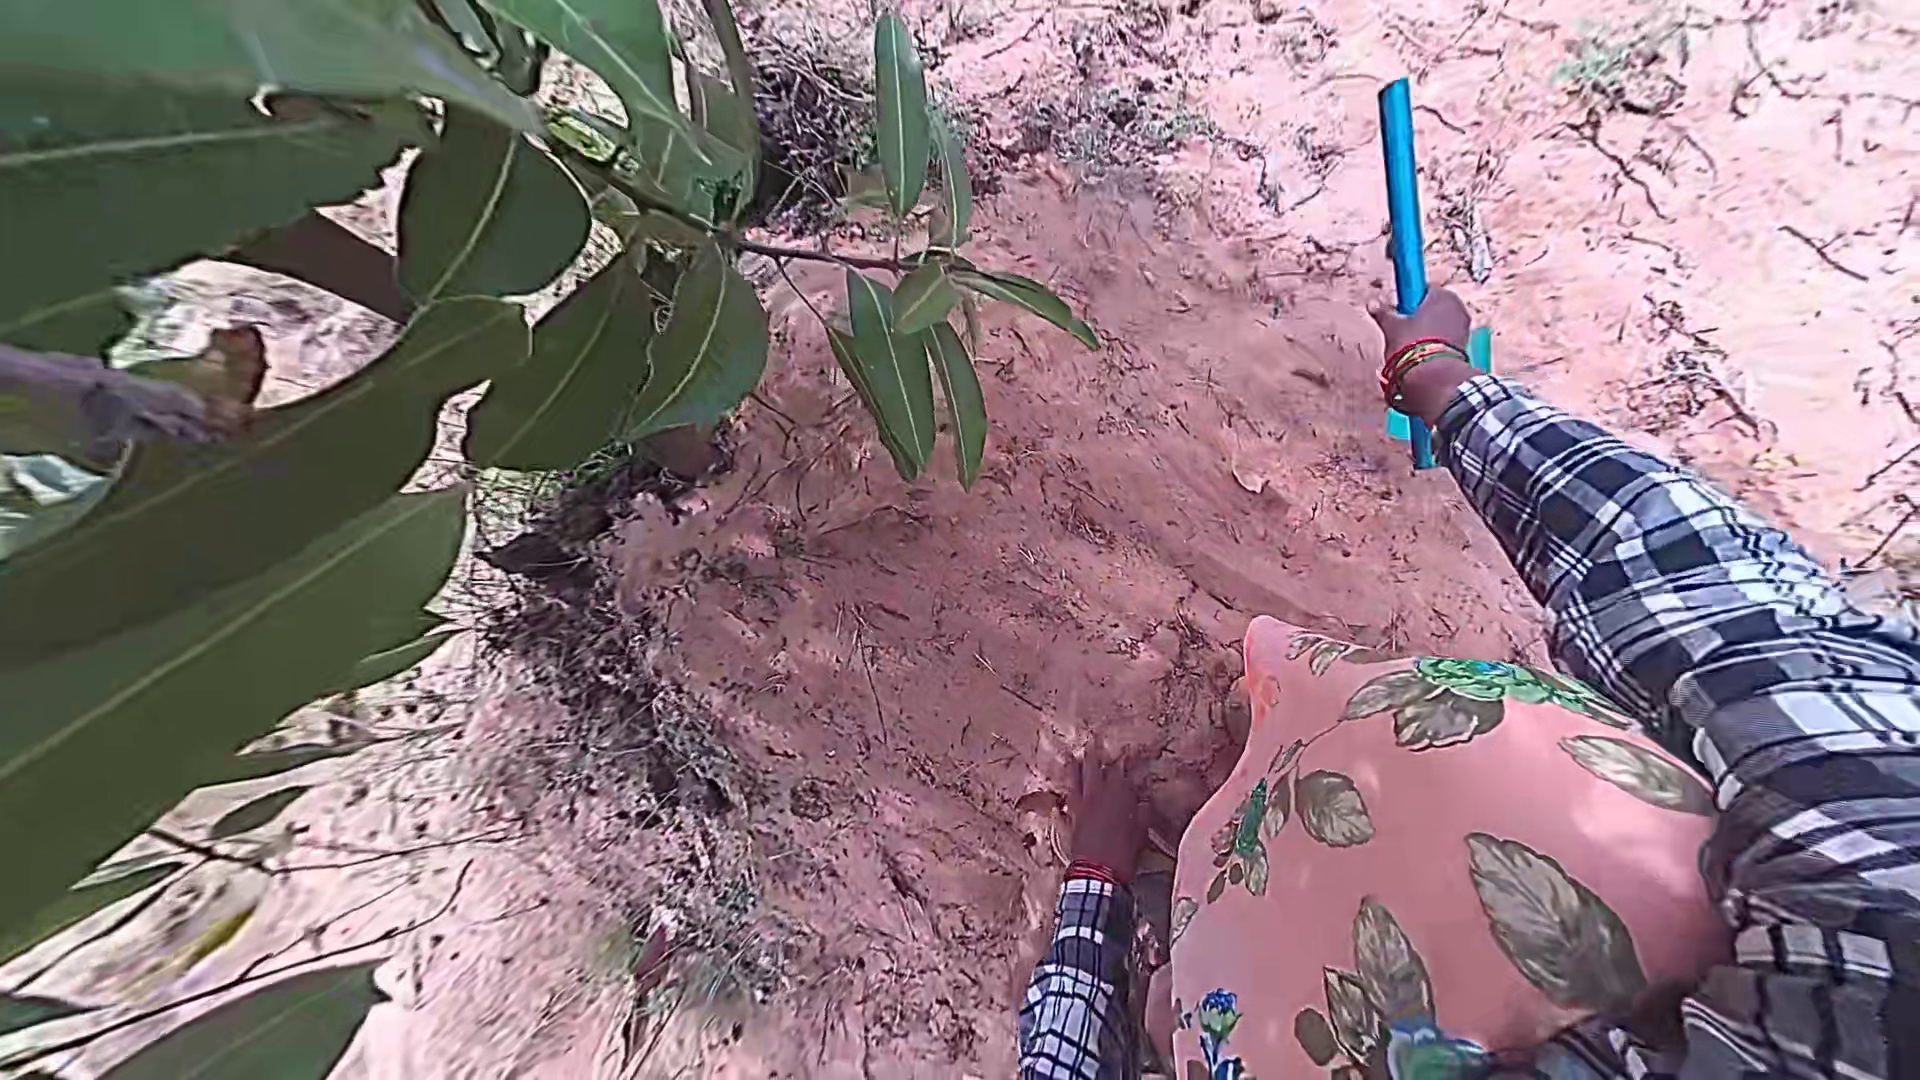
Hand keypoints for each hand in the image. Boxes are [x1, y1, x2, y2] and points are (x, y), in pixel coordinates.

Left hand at [1068, 744, 1146, 881]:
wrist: (1096, 872)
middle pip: (1095, 769)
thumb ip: (1142, 815)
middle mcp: (1098, 796)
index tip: (1124, 753)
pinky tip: (1066, 781)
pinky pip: (1069, 792)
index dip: (1122, 763)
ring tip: (1076, 754)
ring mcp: (1082, 803)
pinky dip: (1069, 784)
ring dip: (1078, 765)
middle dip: (1096, 755)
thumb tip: (1144, 801)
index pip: (1120, 775)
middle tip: (1094, 741)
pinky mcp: (1072, 814)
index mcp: (1118, 798)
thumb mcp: (1140, 836)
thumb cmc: (1123, 855)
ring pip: (1078, 777)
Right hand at [1368, 289, 1476, 423]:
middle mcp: (1457, 307)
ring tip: (1407, 347)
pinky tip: (1419, 355)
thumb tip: (1372, 303)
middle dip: (1417, 318)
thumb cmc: (1411, 345)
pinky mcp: (1463, 344)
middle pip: (1431, 308)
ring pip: (1438, 324)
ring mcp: (1463, 326)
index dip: (1407, 302)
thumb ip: (1384, 313)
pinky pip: (1444, 338)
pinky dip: (1433, 344)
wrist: (1430, 374)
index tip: (1397, 313)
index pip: (1422, 291)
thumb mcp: (1391, 327)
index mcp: (1441, 296)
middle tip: (1399, 332)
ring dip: (1425, 332)